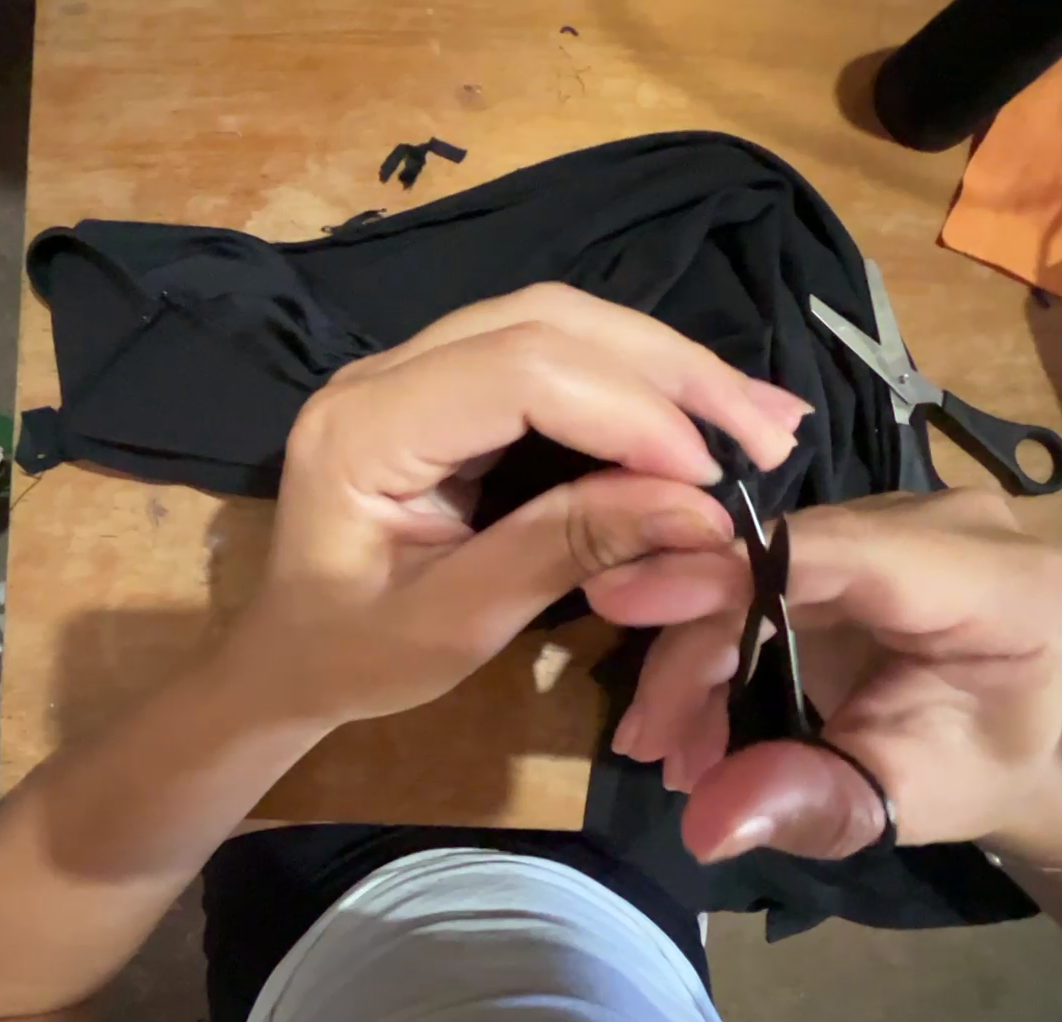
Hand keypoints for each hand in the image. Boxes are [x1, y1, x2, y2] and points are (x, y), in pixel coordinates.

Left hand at [214, 283, 812, 727]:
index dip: (630, 413)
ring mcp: (405, 372)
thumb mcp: (456, 622)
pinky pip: (541, 356)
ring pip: (552, 324)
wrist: (291, 654)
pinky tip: (687, 408)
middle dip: (667, 371)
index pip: (518, 374)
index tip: (712, 478)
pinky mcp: (434, 388)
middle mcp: (379, 376)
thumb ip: (565, 550)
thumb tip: (700, 509)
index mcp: (363, 430)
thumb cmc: (353, 657)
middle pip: (543, 323)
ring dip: (659, 365)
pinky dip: (624, 380)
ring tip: (752, 413)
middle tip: (770, 428)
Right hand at [586, 490, 1061, 859]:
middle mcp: (946, 525)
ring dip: (693, 657)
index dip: (719, 573)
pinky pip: (751, 573)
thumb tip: (704, 825)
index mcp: (1003, 584)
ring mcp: (889, 519)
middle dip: (694, 655)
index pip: (836, 553)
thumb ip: (815, 805)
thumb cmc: (974, 774)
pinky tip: (688, 707)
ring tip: (667, 744)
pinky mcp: (844, 531)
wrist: (998, 744)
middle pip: (772, 568)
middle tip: (647, 740)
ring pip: (748, 570)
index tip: (618, 601)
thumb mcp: (904, 802)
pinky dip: (710, 639)